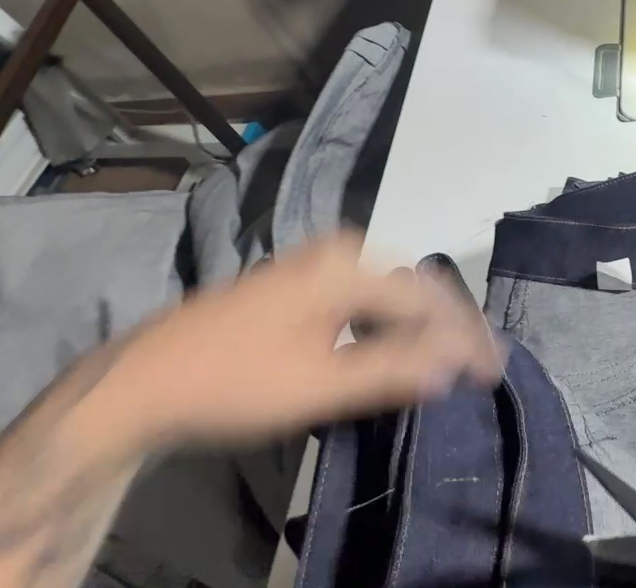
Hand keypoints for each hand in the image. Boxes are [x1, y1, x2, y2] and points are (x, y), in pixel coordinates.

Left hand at [95, 233, 504, 452]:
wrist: (140, 383)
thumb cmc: (233, 381)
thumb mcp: (318, 383)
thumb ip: (392, 370)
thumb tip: (454, 365)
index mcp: (349, 264)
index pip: (428, 300)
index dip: (465, 337)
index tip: (495, 370)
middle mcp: (340, 251)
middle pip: (414, 288)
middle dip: (448, 327)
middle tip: (478, 364)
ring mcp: (317, 262)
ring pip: (391, 291)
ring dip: (420, 326)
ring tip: (447, 358)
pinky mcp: (300, 282)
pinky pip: (367, 295)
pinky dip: (389, 322)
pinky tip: (396, 346)